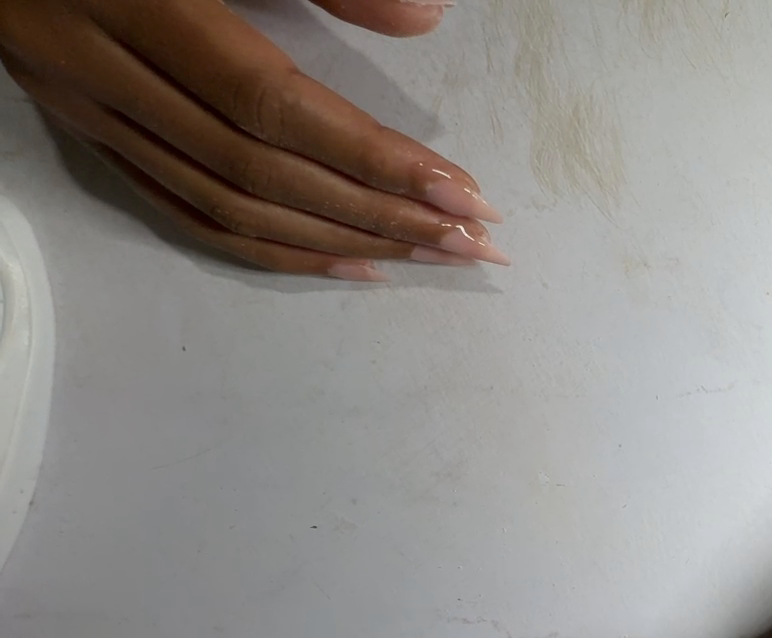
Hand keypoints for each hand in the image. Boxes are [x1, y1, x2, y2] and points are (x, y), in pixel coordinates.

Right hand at [0, 0, 505, 278]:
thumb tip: (427, 15)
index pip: (277, 109)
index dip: (381, 162)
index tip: (469, 198)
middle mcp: (90, 63)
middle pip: (268, 175)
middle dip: (387, 217)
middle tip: (476, 245)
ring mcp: (82, 104)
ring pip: (236, 208)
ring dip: (352, 242)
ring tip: (439, 257)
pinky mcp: (86, 129)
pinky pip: (193, 215)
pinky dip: (282, 252)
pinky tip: (361, 266)